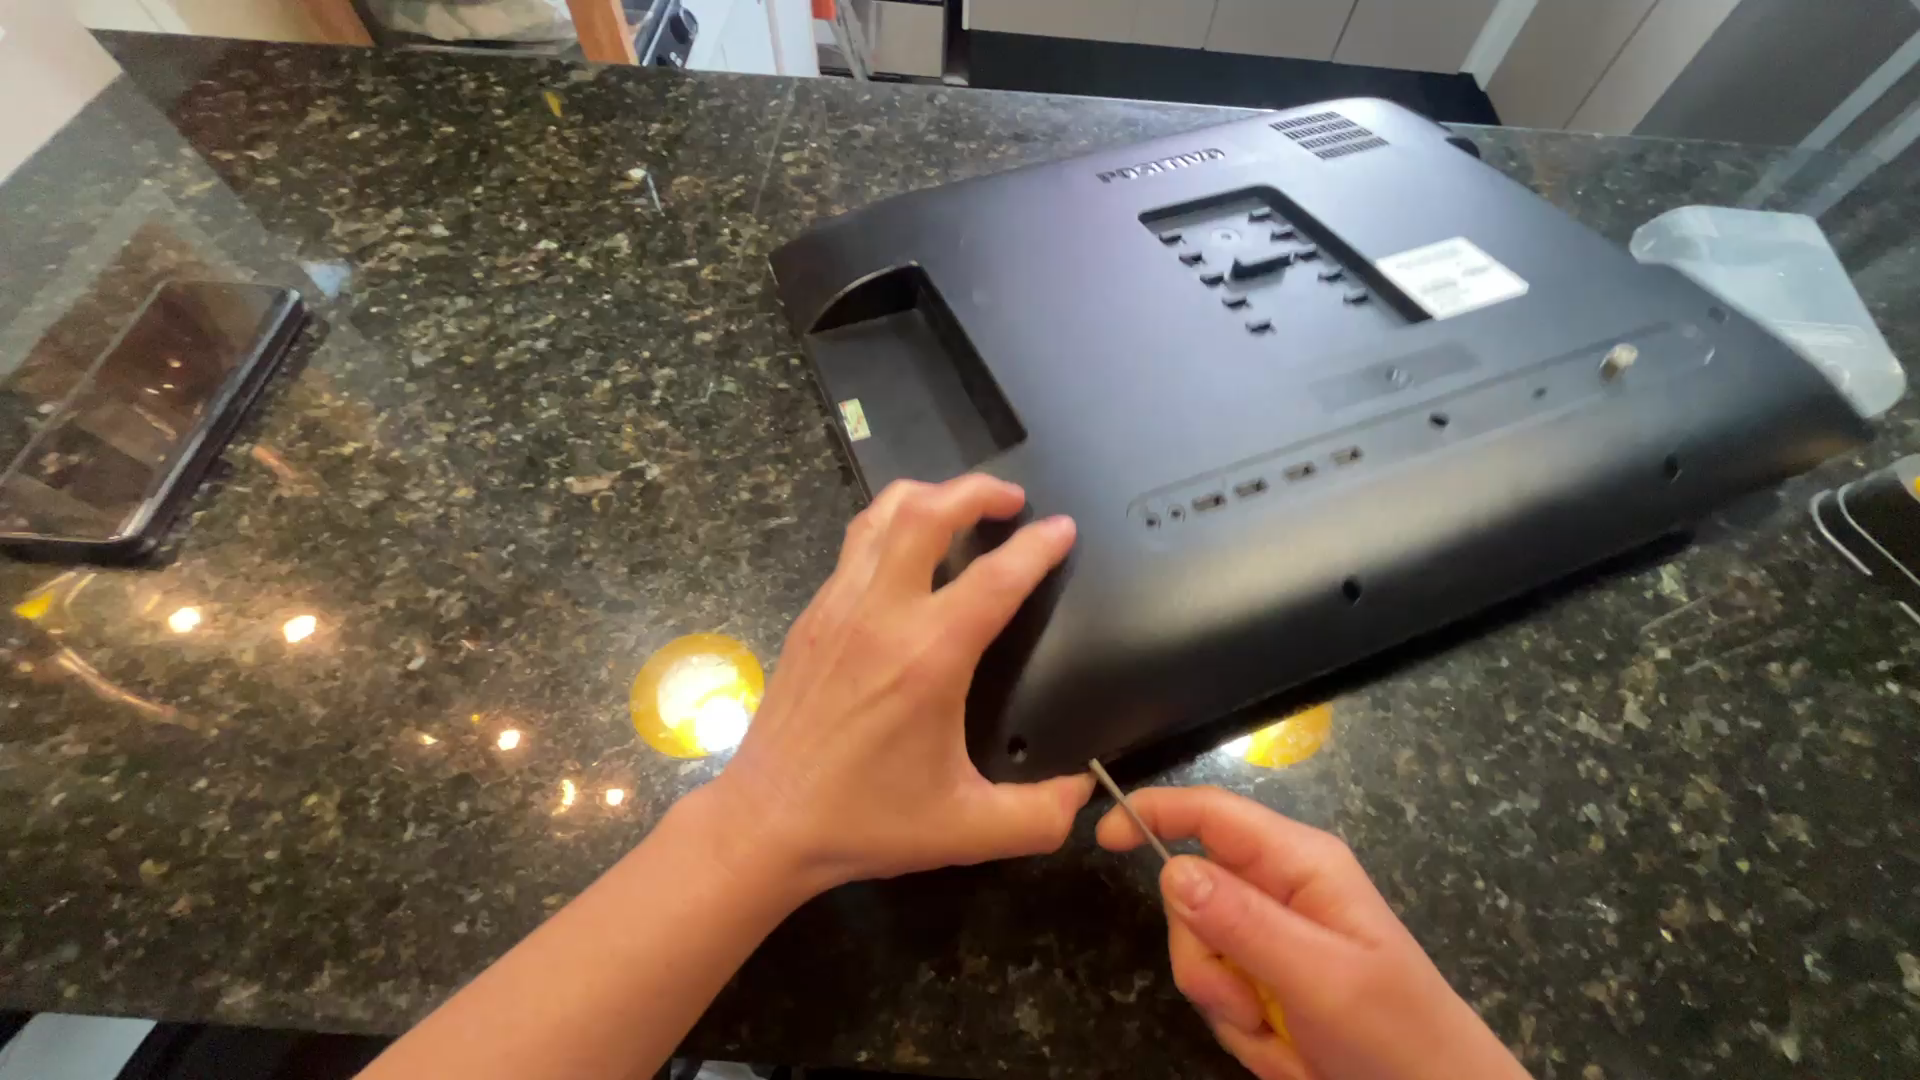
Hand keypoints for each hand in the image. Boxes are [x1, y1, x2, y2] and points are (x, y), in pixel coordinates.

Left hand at [711, 474, 1094, 892]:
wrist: (766, 821)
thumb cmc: (867, 820)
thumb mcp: (967, 829)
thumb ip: (1039, 816)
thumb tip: (1085, 791)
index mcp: (928, 657)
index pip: (996, 577)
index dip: (1038, 546)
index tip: (1061, 528)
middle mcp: (881, 615)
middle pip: (927, 513)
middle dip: (976, 489)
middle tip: (1011, 498)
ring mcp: (838, 607)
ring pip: (882, 515)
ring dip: (929, 495)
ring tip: (960, 505)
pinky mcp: (813, 615)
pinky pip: (856, 545)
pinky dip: (891, 526)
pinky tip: (907, 551)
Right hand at [1097, 788, 1530, 1079]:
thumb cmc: (1397, 1036)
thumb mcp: (1321, 979)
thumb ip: (1243, 923)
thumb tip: (1170, 870)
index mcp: (1298, 861)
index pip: (1211, 812)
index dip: (1154, 811)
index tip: (1105, 838)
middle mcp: (1278, 884)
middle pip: (1191, 891)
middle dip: (1204, 957)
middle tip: (1243, 1006)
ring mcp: (1270, 929)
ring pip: (1197, 944)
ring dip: (1225, 1000)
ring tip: (1276, 1037)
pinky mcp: (1266, 971)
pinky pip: (1216, 984)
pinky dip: (1238, 1023)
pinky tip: (1282, 1047)